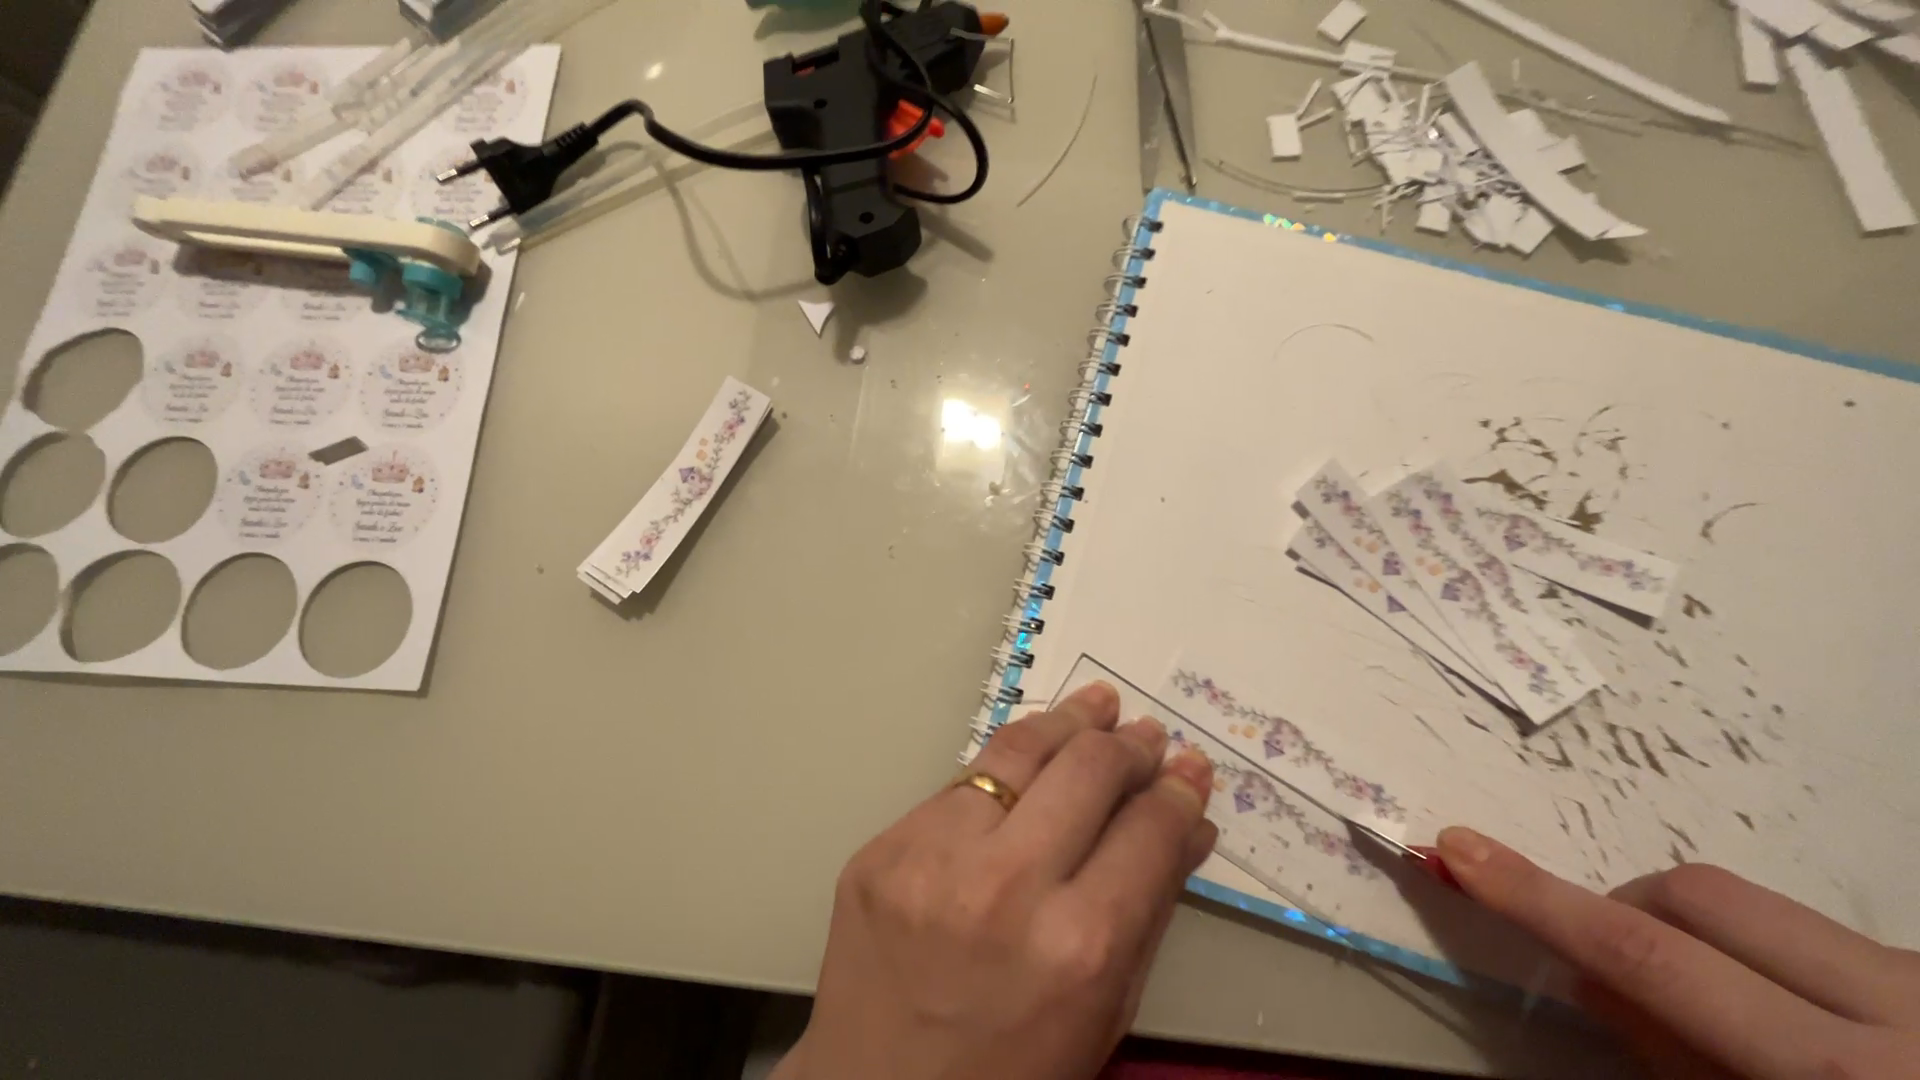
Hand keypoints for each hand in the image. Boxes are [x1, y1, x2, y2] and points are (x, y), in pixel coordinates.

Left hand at [773, 682, 1217, 1079]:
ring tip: (1096, 707)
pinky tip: (1028, 756)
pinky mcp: (883, 848)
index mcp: (1078, 945)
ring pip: (1018, 752)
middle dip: (1129, 746)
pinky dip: (1004, 767)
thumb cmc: (1012, 1068)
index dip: (1178, 792)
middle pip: (1087, 771)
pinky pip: (959, 786)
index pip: (1148, 831)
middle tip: (1146, 735)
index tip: (1188, 771)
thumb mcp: (1104, 1009)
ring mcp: (932, 859)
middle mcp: (1005, 887)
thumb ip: (1150, 908)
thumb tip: (1187, 822)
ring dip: (1067, 723)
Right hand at [1434, 827, 1919, 1078]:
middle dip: (1626, 909)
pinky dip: (1785, 970)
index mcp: (1840, 1075)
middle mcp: (1906, 1008)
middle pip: (1702, 894)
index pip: (1649, 954)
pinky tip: (1820, 1033)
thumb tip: (1588, 973)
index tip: (1458, 847)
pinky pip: (1836, 940)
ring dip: (1711, 946)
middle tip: (1605, 959)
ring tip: (1734, 1021)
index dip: (1540, 898)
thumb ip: (1678, 1062)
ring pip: (1770, 912)